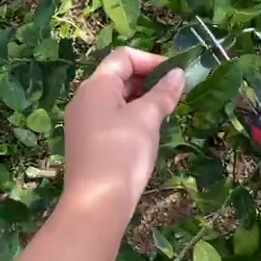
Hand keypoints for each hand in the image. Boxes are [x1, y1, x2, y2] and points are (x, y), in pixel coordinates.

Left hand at [61, 48, 186, 216]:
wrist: (96, 204)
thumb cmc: (122, 153)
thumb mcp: (147, 119)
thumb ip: (162, 93)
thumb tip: (178, 74)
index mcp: (95, 86)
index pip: (123, 57)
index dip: (151, 60)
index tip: (177, 75)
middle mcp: (84, 99)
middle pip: (118, 76)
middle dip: (149, 80)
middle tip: (176, 95)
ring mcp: (83, 122)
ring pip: (116, 99)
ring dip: (142, 100)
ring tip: (166, 113)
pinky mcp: (86, 142)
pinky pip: (111, 118)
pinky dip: (131, 117)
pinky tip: (148, 132)